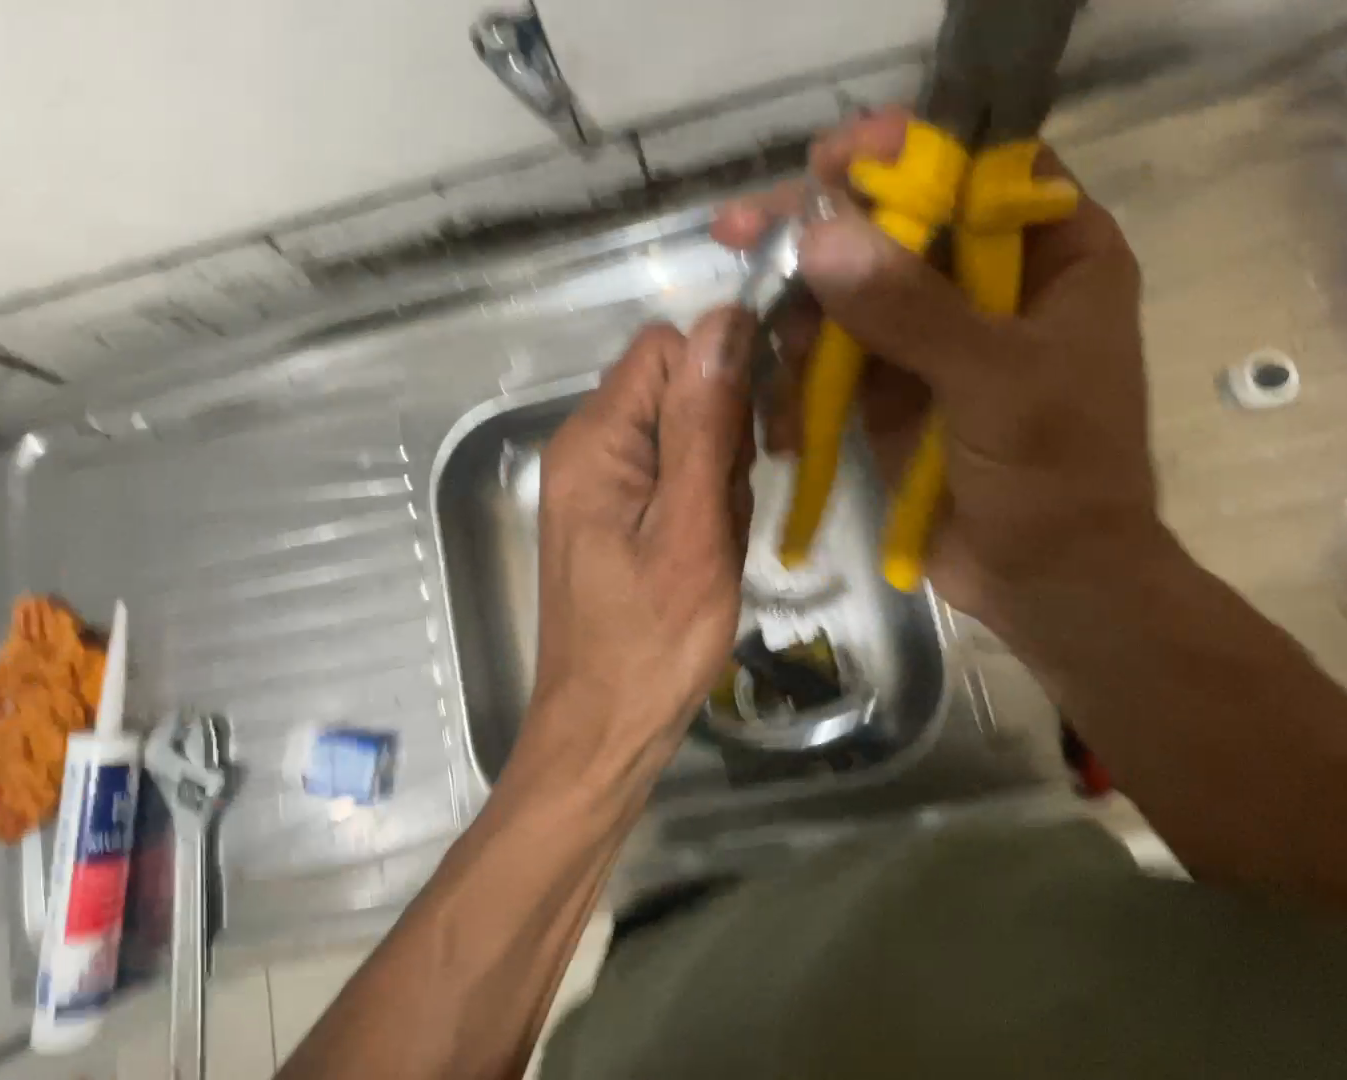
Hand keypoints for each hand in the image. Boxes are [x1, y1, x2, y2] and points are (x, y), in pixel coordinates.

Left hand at [519, 308, 754, 781]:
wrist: (606, 726)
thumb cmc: (653, 640)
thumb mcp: (691, 529)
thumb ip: (704, 425)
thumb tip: (724, 323)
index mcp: (596, 439)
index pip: (667, 348)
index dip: (722, 373)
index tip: (759, 433)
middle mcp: (587, 447)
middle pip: (676, 388)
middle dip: (725, 437)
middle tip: (732, 509)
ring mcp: (599, 484)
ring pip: (685, 436)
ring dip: (720, 479)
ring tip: (718, 542)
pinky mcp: (615, 515)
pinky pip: (675, 480)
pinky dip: (705, 507)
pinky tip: (708, 553)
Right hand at [712, 107, 1164, 621]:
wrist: (1045, 584)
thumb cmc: (1056, 478)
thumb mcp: (996, 385)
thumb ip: (911, 311)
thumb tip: (819, 238)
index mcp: (1053, 257)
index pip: (978, 171)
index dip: (906, 154)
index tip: (831, 163)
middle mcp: (988, 286)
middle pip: (896, 225)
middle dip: (819, 228)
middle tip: (740, 227)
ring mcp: (931, 339)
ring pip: (850, 292)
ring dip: (795, 310)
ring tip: (750, 331)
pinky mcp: (889, 390)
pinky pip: (831, 358)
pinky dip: (797, 375)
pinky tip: (778, 410)